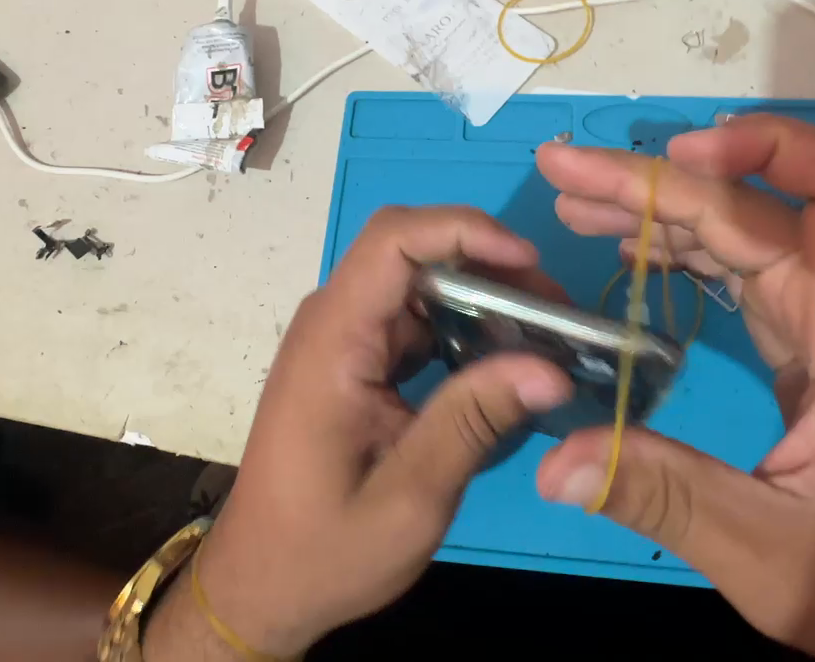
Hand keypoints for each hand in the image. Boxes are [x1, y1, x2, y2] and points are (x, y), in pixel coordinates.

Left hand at [148, 206, 572, 658]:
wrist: (261, 584)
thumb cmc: (323, 547)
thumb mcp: (408, 497)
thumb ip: (474, 422)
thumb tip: (551, 369)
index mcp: (335, 338)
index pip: (393, 240)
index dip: (463, 231)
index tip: (527, 262)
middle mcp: (335, 319)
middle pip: (412, 251)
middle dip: (487, 262)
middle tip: (552, 305)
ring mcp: (344, 336)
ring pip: (419, 282)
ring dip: (481, 294)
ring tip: (542, 331)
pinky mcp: (356, 358)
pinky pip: (414, 318)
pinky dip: (463, 325)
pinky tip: (503, 357)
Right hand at [533, 116, 814, 660]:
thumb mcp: (774, 556)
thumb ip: (662, 495)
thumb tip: (550, 462)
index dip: (769, 147)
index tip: (679, 153)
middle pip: (756, 207)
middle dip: (658, 183)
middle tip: (565, 176)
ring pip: (744, 234)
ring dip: (662, 213)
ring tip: (577, 209)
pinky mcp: (814, 348)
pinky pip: (741, 276)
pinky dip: (682, 255)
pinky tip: (631, 253)